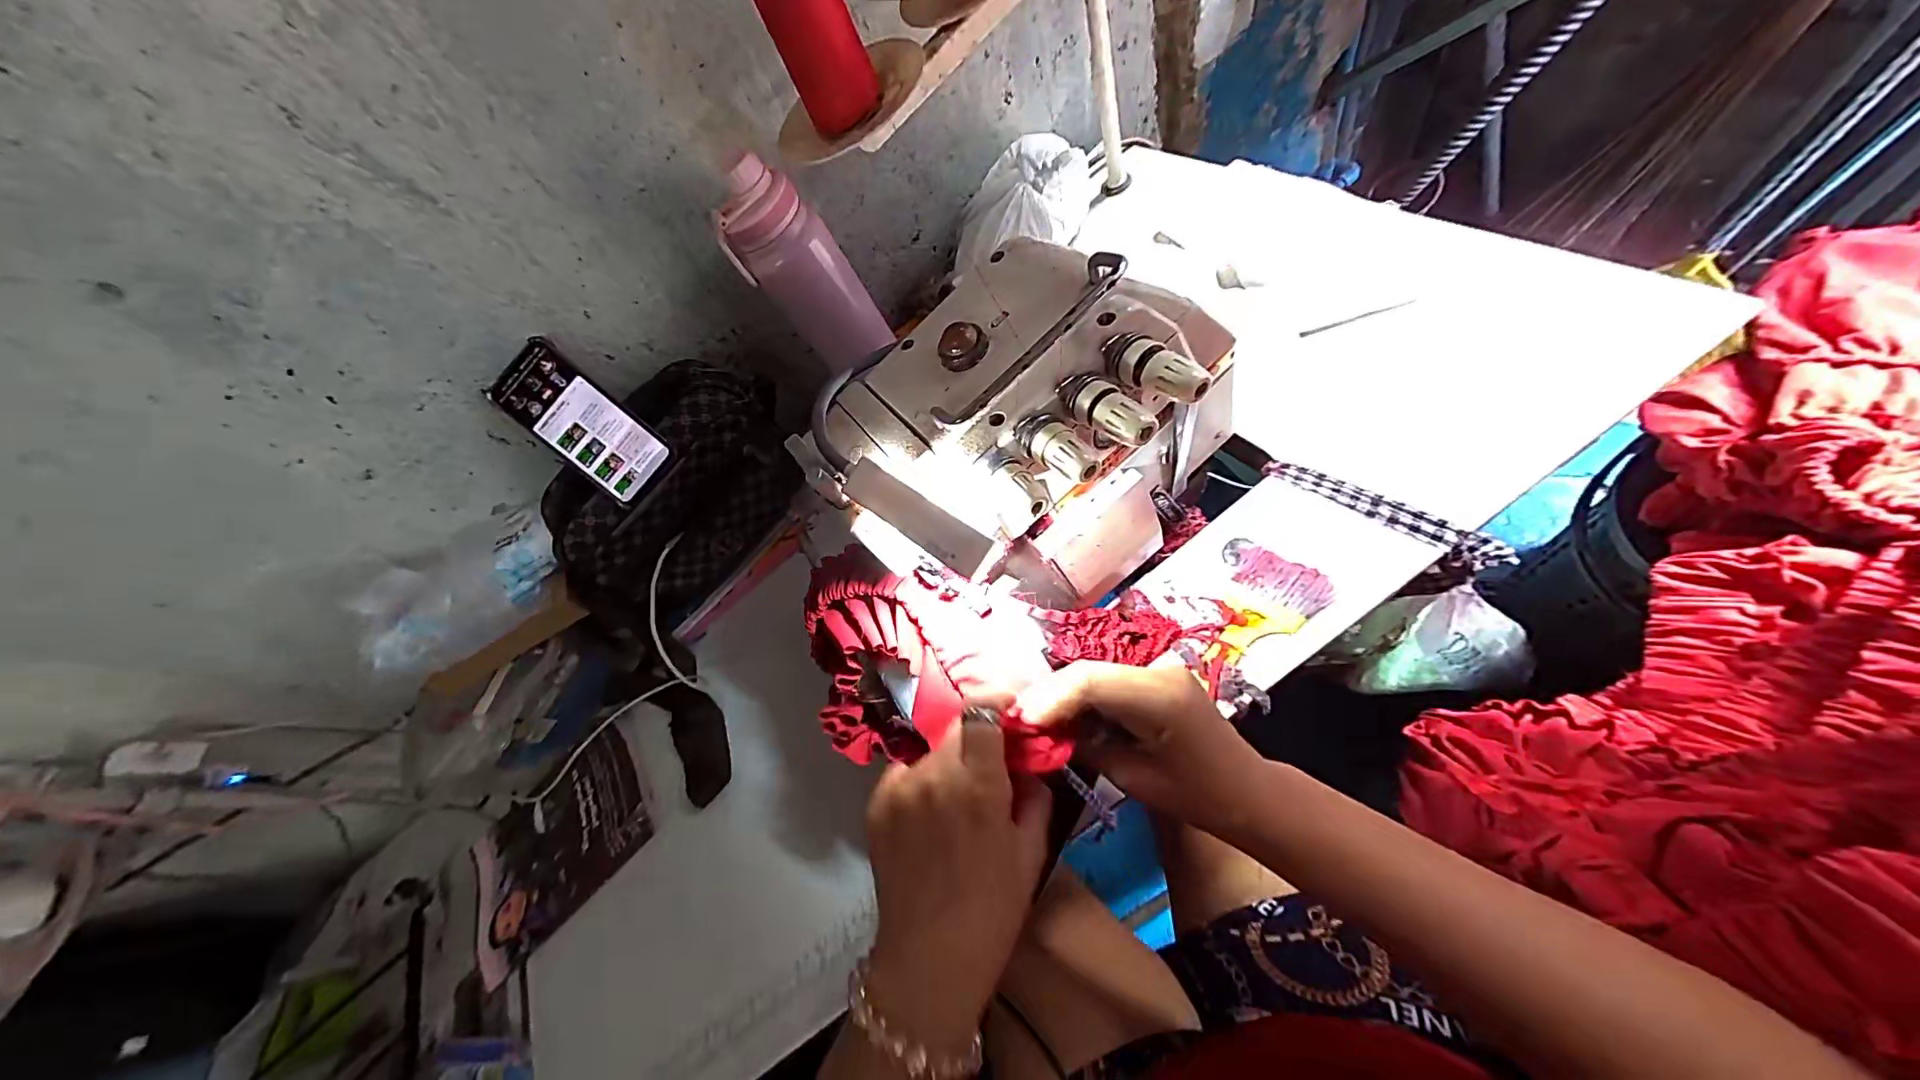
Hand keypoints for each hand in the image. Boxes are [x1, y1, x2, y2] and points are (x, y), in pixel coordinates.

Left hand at [863, 712, 1052, 1051]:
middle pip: (954, 726)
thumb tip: (1025, 762)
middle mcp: (931, 773)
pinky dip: (923, 778)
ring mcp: (898, 786)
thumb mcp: (1031, 849)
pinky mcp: (876, 802)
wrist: (929, 957)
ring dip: (948, 758)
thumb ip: (1033, 793)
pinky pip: (906, 771)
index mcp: (976, 782)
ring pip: (929, 749)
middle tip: (989, 759)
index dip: (995, 701)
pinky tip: (933, 810)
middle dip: (975, 734)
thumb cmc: (993, 907)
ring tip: (958, 792)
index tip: (1008, 709)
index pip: (979, 710)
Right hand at [1017, 659, 1269, 834]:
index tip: (1020, 723)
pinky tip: (1060, 716)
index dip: (1048, 699)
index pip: (1090, 682)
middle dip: (1047, 696)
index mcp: (1160, 694)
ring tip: (1030, 720)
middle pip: (1086, 672)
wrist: (1246, 790)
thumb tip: (1045, 736)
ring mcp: (1157, 669)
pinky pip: (1106, 681)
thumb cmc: (1197, 795)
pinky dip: (1080, 697)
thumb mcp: (1134, 778)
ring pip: (1092, 673)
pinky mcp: (1152, 677)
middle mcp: (1158, 669)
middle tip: (1015, 722)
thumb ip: (1087, 748)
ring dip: (1060, 695)